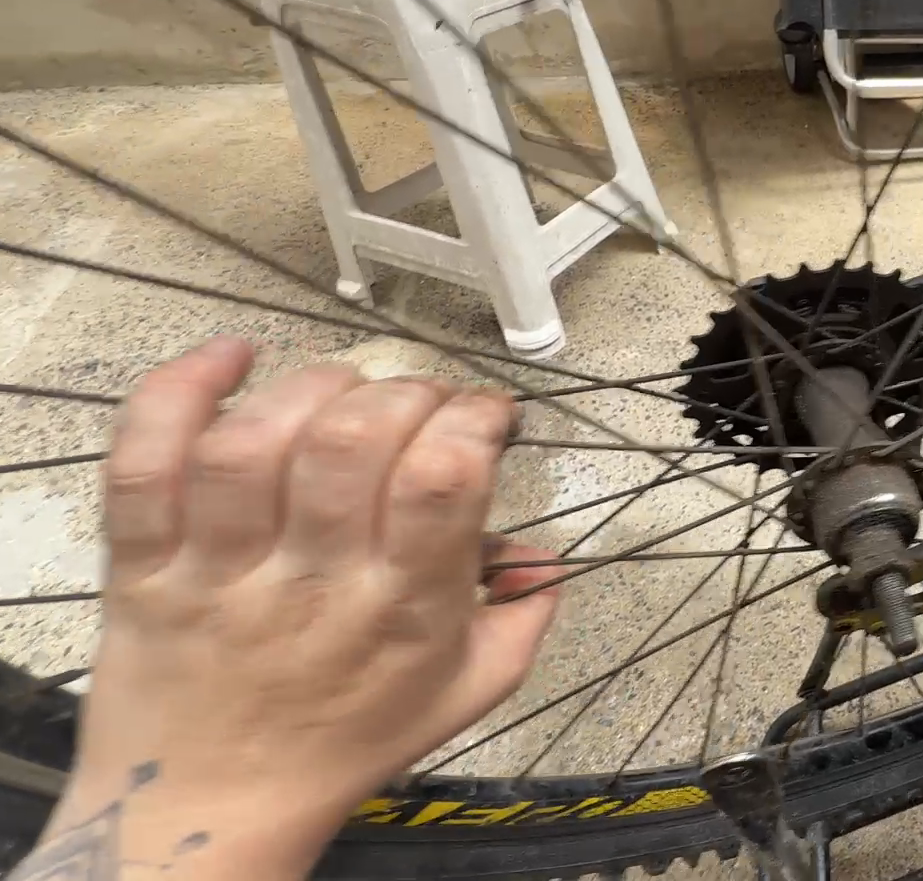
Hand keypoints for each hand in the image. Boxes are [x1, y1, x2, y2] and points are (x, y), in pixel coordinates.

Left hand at [48, 337, 562, 870]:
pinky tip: (233, 352)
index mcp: (406, 605)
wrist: (204, 810)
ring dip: (320, 387)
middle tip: (431, 401)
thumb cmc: (361, 735)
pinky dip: (178, 392)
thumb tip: (544, 550)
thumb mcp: (480, 683)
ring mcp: (217, 570)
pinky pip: (141, 465)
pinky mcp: (138, 566)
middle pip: (354, 443)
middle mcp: (313, 579)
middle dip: (412, 393)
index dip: (475, 417)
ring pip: (256, 443)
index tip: (490, 413)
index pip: (443, 479)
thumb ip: (531, 613)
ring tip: (356, 387)